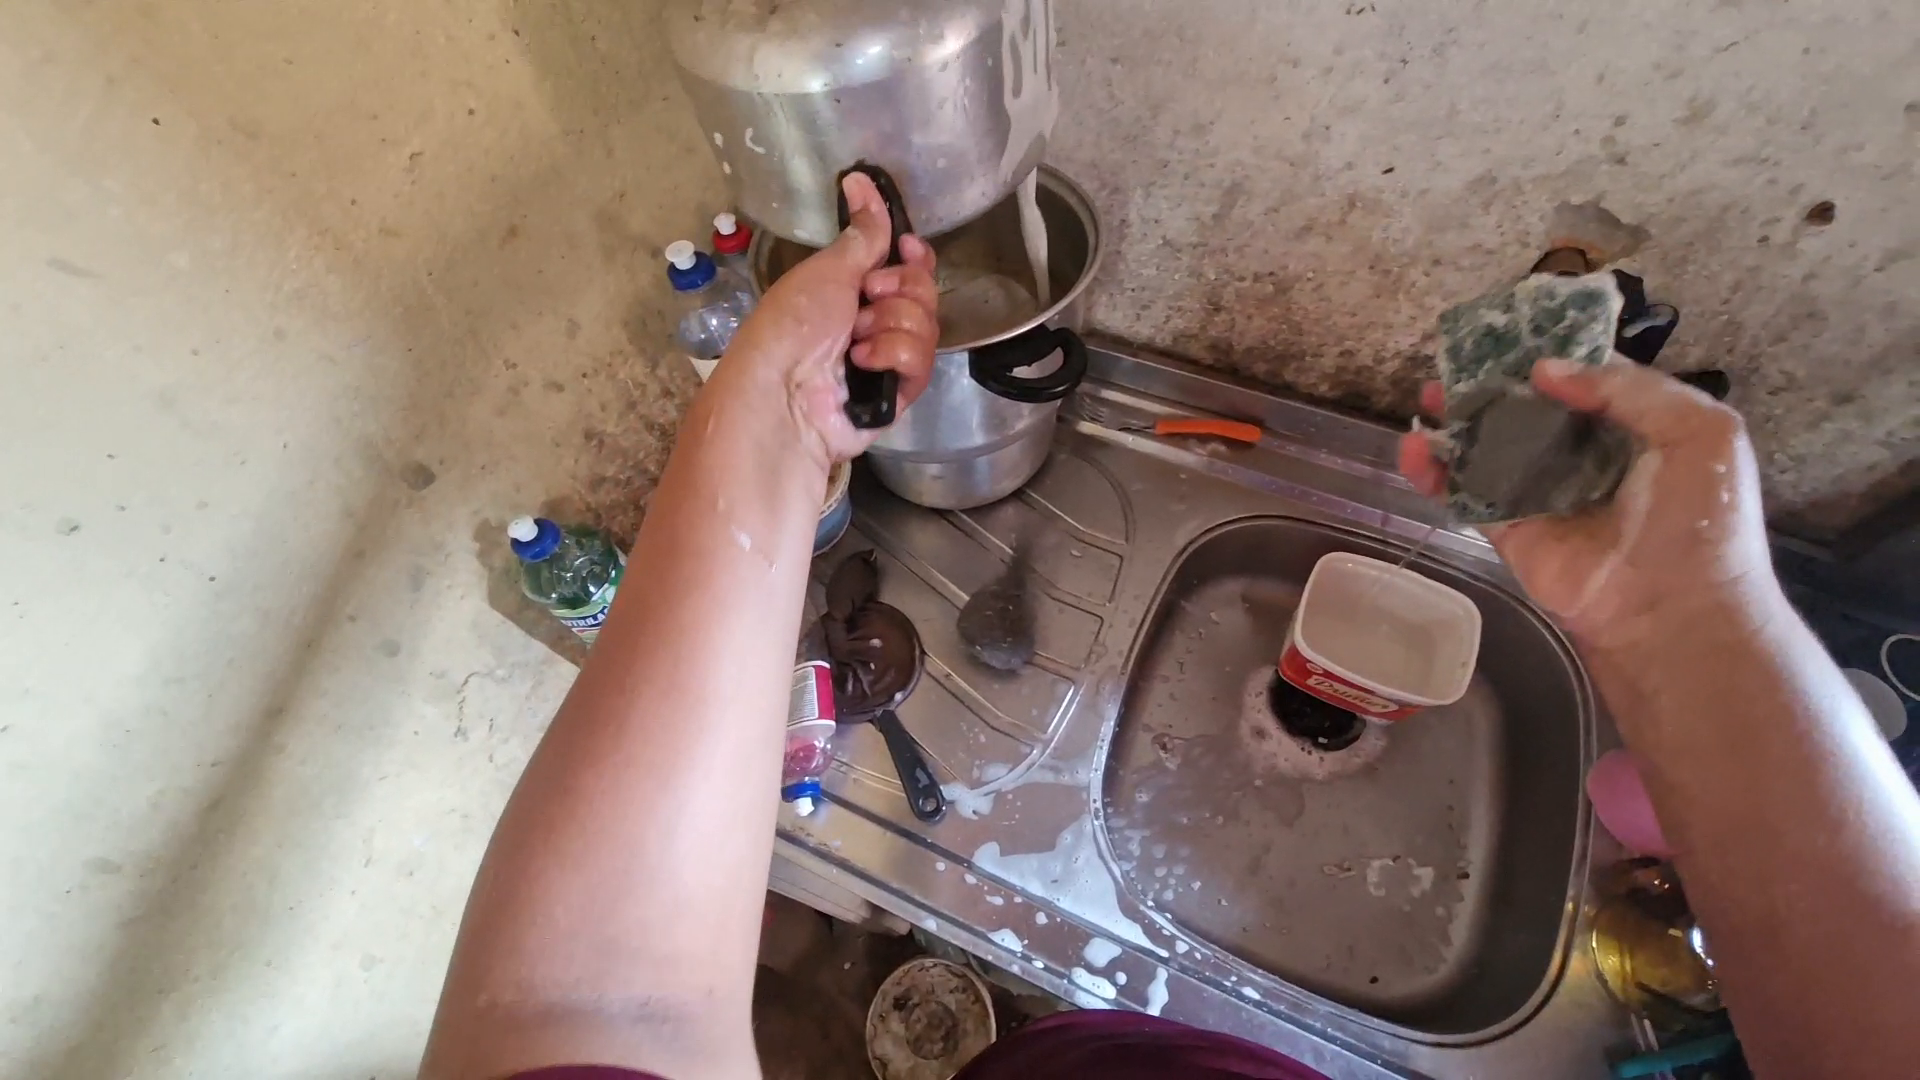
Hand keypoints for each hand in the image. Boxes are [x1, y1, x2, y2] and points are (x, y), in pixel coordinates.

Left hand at [718, 172, 938, 463]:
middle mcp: (877, 324)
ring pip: (927, 325)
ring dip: (890, 324)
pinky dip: (892, 355)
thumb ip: (862, 233)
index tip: (906, 246)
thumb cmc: (795, 324)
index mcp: (857, 292)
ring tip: (855, 340)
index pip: (909, 268)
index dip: (915, 256)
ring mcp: (890, 360)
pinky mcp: (900, 393)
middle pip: (925, 292)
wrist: (784, 392)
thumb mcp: (829, 269)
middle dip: (899, 289)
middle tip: (866, 297)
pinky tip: (862, 364)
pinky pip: (921, 362)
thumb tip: (860, 179)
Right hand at [1398, 358, 1776, 654]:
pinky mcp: (1502, 526)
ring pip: (1484, 449)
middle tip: (1451, 371)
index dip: (1546, 361)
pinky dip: (1433, 472)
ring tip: (1425, 402)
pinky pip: (1461, 493)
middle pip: (1522, 413)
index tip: (1508, 341)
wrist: (1667, 607)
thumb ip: (1631, 391)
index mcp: (1629, 429)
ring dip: (1453, 425)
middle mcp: (1577, 456)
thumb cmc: (1696, 519)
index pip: (1580, 384)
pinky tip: (1414, 450)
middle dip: (1487, 390)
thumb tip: (1542, 371)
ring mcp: (1535, 492)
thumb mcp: (1699, 434)